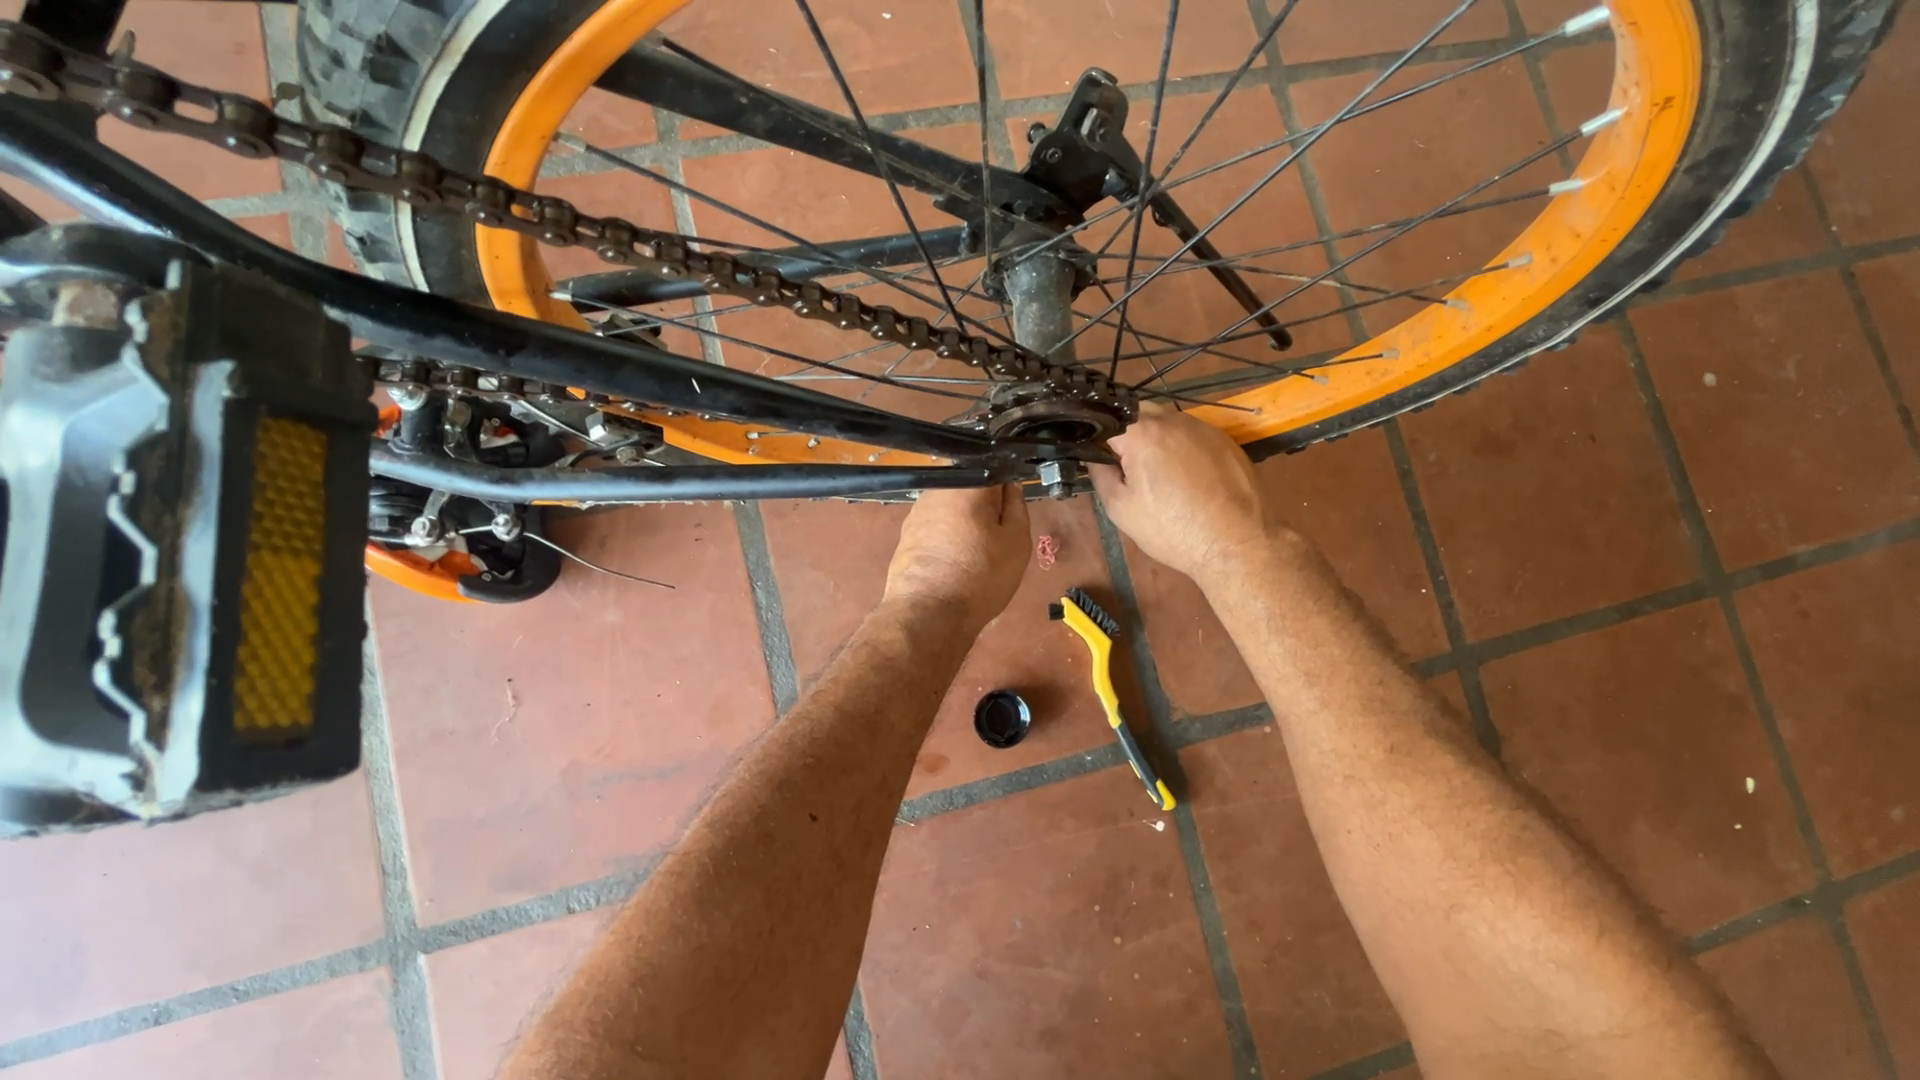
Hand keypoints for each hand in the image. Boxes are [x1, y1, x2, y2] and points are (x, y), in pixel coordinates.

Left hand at [883, 485, 1030, 632]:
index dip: (1006, 483)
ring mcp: (917, 512)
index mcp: (967, 484)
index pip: (992, 466)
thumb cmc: (981, 577)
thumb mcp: (1016, 542)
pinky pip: (935, 525)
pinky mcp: (906, 534)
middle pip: (968, 485)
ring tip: (976, 553)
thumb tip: (1010, 485)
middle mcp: (938, 490)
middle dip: (983, 503)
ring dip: (964, 520)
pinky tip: (955, 561)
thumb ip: (1016, 506)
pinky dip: (947, 537)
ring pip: (950, 506)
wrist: (929, 614)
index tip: (1012, 507)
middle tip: (997, 535)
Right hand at [1089, 404, 1279, 586]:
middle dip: (1129, 436)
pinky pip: (1192, 434)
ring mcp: (1202, 426)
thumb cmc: (1173, 529)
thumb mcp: (1121, 509)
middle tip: (1131, 471)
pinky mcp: (1224, 438)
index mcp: (1142, 433)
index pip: (1107, 422)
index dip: (1100, 443)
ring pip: (1166, 422)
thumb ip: (1100, 475)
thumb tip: (1095, 458)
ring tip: (1163, 477)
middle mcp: (1173, 419)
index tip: (1104, 463)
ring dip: (1156, 440)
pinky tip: (1189, 478)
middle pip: (1137, 415)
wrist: (1236, 543)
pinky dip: (1182, 448)